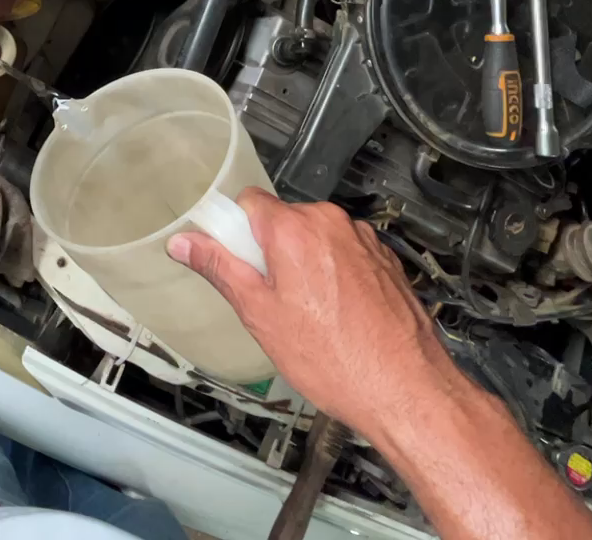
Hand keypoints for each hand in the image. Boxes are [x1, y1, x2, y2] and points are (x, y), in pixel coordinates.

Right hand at [167, 189, 451, 430]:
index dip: (236, 230)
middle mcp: (329, 222)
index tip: (235, 259)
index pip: (248, 200)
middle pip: (282, 219)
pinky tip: (338, 312)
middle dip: (270, 250)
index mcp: (293, 229)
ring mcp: (362, 238)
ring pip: (313, 236)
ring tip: (309, 311)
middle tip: (271, 298)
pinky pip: (343, 250)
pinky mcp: (384, 257)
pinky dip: (334, 271)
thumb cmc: (336, 359)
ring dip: (303, 260)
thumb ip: (219, 268)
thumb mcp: (260, 315)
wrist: (409, 390)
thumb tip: (183, 243)